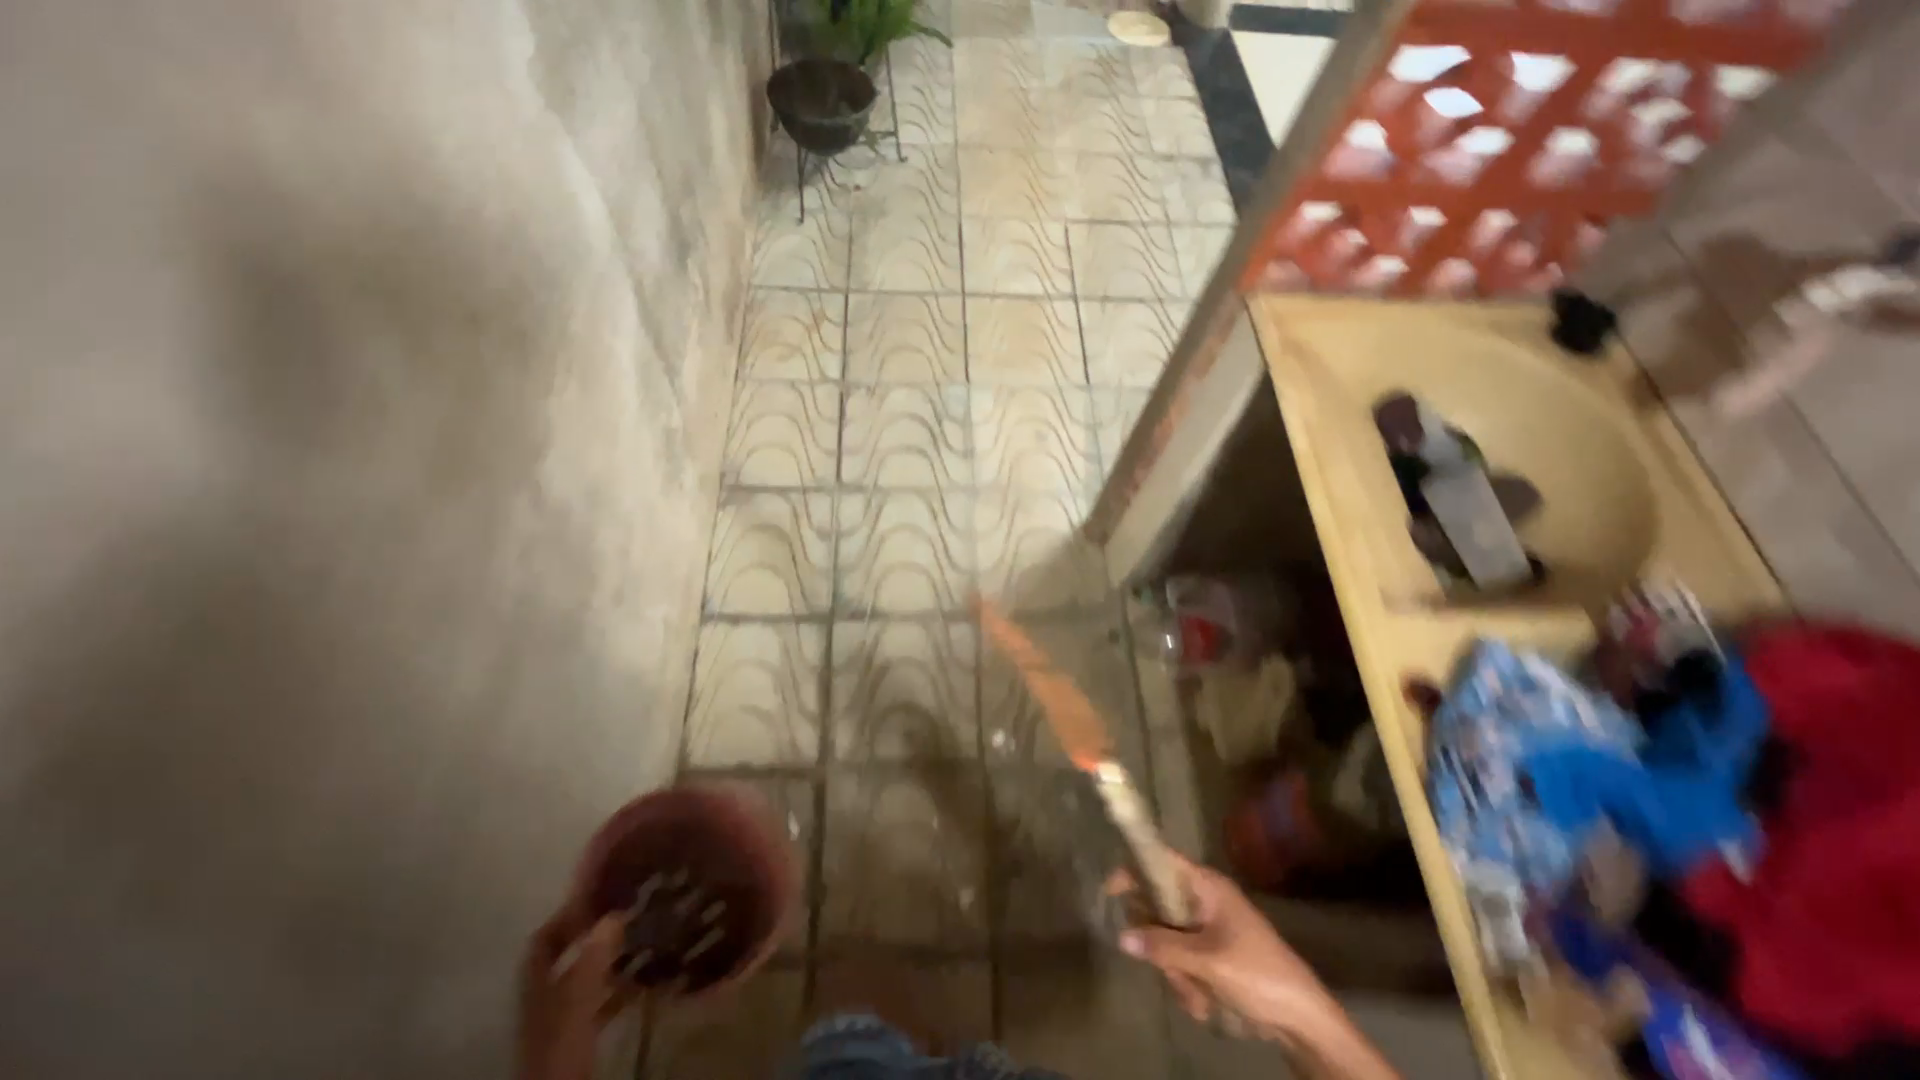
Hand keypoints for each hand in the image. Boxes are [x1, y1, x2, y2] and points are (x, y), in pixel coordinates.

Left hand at [517, 910, 630, 1079]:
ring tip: (643, 943)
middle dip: (595, 935)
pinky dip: (619, 991)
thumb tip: (614, 912)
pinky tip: (643, 985)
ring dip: (610, 961)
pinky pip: (599, 1004)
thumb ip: (593, 959)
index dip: (566, 916)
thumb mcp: (578, 1001)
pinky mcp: (578, 1038)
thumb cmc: (562, 1047)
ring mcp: (561, 1018)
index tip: (600, 896)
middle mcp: (546, 996)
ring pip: (585, 979)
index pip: (544, 938)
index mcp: (537, 982)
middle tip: (629, 915)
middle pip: (567, 956)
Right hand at [1113, 855, 1336, 1042]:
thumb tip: (1123, 936)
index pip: (1162, 861)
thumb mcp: (1206, 961)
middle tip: (1171, 968)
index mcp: (1208, 887)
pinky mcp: (1214, 953)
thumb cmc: (1257, 974)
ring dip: (1175, 971)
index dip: (1134, 869)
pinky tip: (1204, 1003)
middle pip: (1157, 907)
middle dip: (1159, 944)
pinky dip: (1187, 982)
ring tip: (1197, 996)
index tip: (1110, 892)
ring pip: (1167, 940)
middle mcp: (1205, 900)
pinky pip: (1182, 960)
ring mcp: (1209, 927)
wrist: (1301, 1017)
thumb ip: (1162, 946)